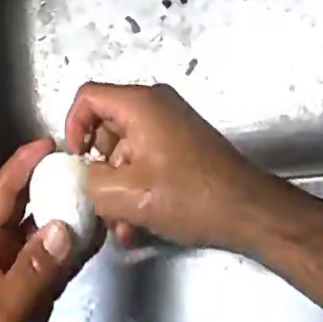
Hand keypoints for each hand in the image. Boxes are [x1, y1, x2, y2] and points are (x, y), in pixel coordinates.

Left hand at [0, 140, 87, 321]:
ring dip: (69, 215)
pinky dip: (76, 249)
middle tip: (81, 164)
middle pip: (27, 206)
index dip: (23, 163)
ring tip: (97, 195)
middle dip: (51, 183)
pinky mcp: (34, 295)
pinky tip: (96, 236)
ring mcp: (17, 272)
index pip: (2, 191)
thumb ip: (31, 270)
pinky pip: (57, 262)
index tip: (49, 141)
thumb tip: (63, 225)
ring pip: (46, 233)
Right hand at [65, 82, 286, 251]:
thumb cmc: (188, 194)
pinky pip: (145, 153)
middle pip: (105, 124)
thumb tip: (77, 178)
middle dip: (99, 166)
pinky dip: (137, 181)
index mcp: (138, 102)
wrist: (250, 210)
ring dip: (118, 183)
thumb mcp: (129, 194)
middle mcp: (153, 102)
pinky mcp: (181, 140)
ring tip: (123, 224)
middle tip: (101, 202)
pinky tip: (140, 221)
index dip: (72, 126)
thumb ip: (91, 183)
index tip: (75, 161)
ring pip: (125, 146)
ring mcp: (170, 120)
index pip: (87, 97)